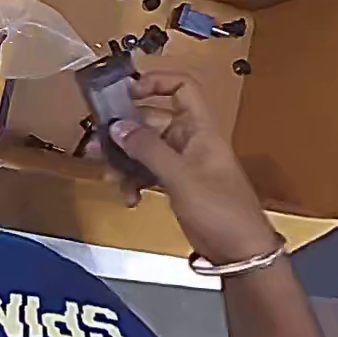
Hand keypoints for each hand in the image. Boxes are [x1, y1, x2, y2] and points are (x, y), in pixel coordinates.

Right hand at [110, 71, 281, 262]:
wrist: (240, 254)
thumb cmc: (221, 211)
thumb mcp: (181, 178)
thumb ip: (148, 150)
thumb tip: (117, 127)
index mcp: (200, 129)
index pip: (182, 87)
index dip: (155, 82)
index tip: (126, 92)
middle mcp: (190, 141)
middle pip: (152, 121)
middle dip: (124, 131)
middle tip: (96, 143)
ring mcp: (183, 164)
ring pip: (145, 149)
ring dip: (125, 160)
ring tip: (109, 175)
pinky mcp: (176, 185)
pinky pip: (148, 172)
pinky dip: (134, 181)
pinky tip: (129, 197)